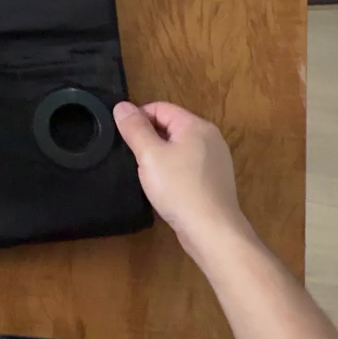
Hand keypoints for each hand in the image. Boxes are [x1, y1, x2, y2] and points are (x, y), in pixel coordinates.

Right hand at [114, 101, 254, 254]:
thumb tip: (122, 105)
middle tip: (132, 156)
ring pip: (178, 147)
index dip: (138, 118)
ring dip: (159, 155)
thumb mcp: (150, 155)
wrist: (212, 232)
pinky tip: (163, 186)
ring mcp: (215, 160)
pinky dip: (172, 169)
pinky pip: (187, 164)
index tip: (123, 137)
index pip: (160, 108)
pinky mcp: (214, 181)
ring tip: (145, 172)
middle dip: (148, 137)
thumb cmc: (179, 189)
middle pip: (170, 126)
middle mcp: (210, 138)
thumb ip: (134, 128)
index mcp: (196, 126)